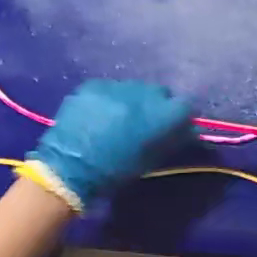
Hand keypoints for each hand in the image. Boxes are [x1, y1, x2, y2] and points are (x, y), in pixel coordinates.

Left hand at [24, 80, 194, 211]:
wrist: (69, 169)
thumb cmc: (116, 172)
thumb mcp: (151, 160)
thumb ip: (172, 140)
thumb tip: (187, 130)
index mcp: (162, 114)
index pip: (185, 106)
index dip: (181, 116)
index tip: (175, 126)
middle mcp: (143, 92)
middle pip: (159, 93)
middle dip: (156, 105)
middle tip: (144, 122)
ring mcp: (116, 85)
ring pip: (134, 88)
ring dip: (132, 100)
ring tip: (119, 118)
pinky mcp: (93, 84)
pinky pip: (109, 89)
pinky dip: (110, 99)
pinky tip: (99, 115)